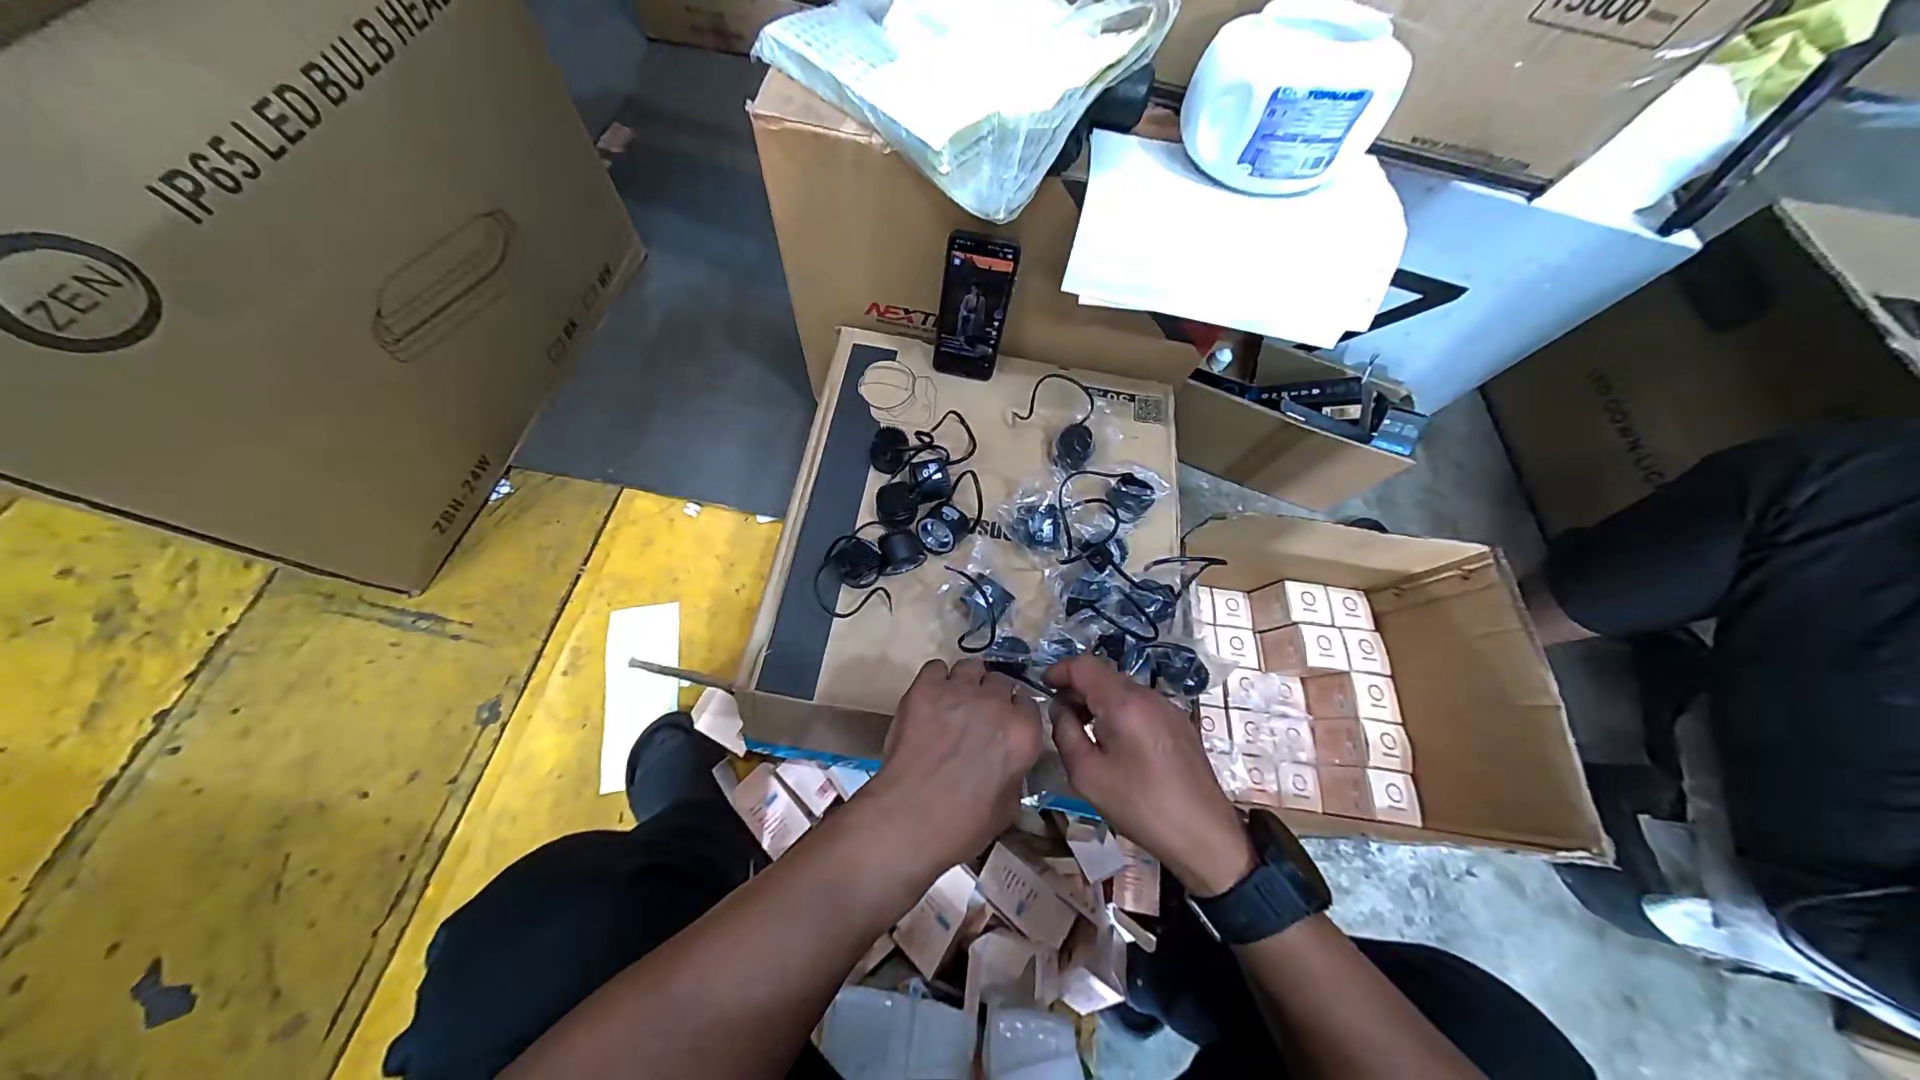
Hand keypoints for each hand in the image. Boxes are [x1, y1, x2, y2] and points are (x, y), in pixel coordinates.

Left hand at [860, 659, 1045, 875]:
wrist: (909, 818)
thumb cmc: (963, 824)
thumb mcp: (1009, 806)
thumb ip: (1014, 771)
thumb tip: (1006, 762)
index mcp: (1023, 732)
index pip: (1028, 704)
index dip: (1015, 715)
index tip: (1003, 727)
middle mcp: (996, 703)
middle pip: (1000, 681)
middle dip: (992, 697)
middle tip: (977, 718)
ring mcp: (959, 691)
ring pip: (970, 667)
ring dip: (967, 682)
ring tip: (954, 702)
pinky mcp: (925, 688)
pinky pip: (935, 667)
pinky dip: (936, 680)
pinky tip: (930, 698)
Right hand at [1045, 656, 1255, 895]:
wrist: (1204, 835)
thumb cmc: (1139, 805)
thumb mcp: (1086, 773)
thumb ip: (1064, 732)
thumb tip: (1060, 708)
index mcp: (1124, 702)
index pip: (1084, 665)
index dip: (1059, 671)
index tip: (1043, 686)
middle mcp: (1149, 695)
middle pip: (1105, 676)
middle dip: (1077, 688)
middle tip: (1060, 715)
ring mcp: (1169, 708)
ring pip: (1124, 690)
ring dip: (1099, 701)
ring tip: (1085, 731)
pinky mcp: (1180, 724)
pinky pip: (1141, 706)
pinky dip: (1120, 712)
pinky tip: (1116, 743)